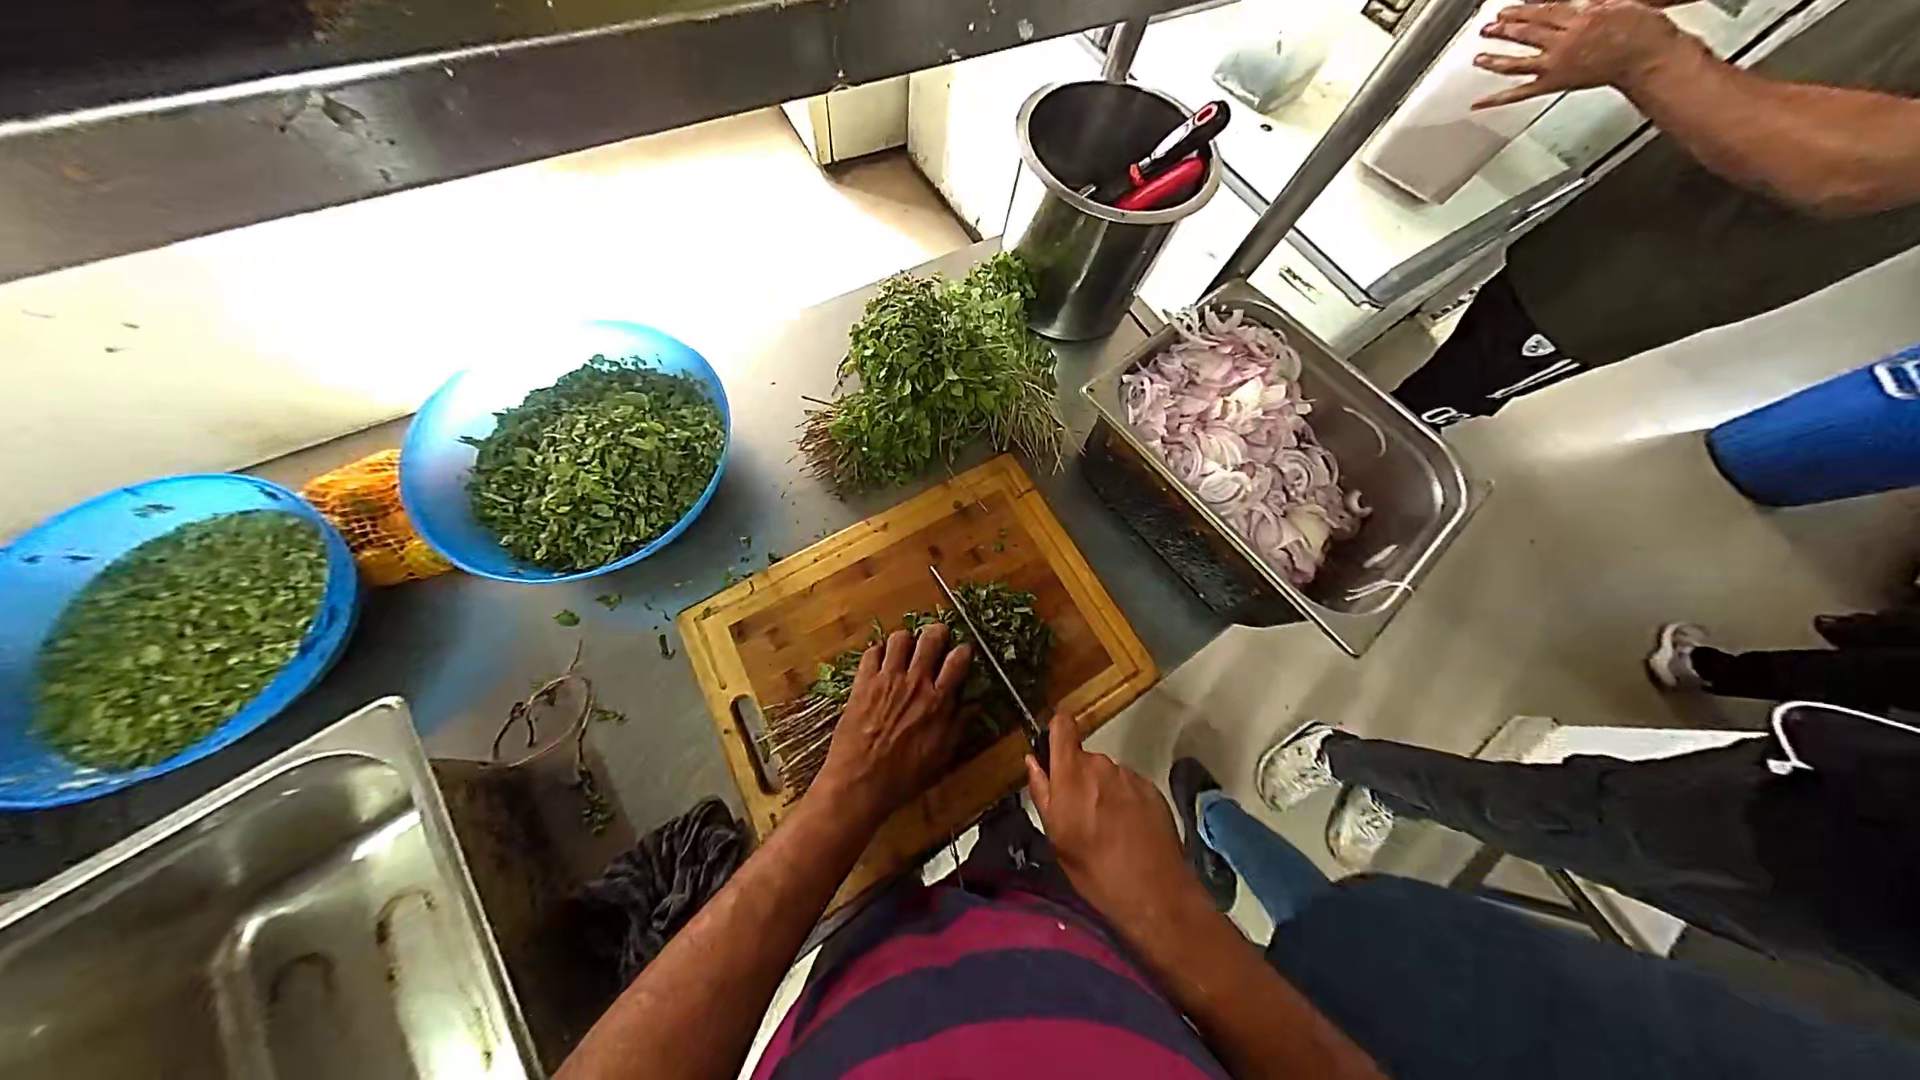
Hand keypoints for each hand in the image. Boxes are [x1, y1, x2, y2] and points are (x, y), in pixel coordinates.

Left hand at [810, 623, 971, 828]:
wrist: (859, 782)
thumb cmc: (904, 775)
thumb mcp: (941, 755)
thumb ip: (958, 725)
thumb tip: (974, 704)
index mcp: (938, 700)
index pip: (958, 659)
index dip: (964, 651)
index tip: (963, 652)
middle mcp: (914, 682)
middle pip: (931, 638)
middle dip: (937, 633)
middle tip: (937, 639)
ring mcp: (886, 679)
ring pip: (900, 638)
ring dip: (907, 641)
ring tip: (906, 651)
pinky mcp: (862, 682)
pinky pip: (871, 652)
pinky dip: (878, 652)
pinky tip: (881, 663)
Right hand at [1025, 712, 1208, 925]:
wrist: (1153, 891)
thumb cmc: (1093, 867)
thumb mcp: (1055, 834)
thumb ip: (1042, 791)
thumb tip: (1032, 761)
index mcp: (1072, 771)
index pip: (1063, 726)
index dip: (1057, 729)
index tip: (1054, 745)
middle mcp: (1102, 765)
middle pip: (1085, 758)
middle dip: (1080, 778)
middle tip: (1080, 814)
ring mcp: (1130, 776)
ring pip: (1108, 775)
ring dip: (1104, 791)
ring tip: (1108, 828)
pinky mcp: (1153, 790)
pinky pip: (1130, 787)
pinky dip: (1126, 801)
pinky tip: (1129, 831)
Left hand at [1471, 1, 1695, 109]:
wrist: (1647, 56)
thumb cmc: (1641, 29)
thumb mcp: (1619, 4)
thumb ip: (1591, 4)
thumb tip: (1574, 3)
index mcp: (1580, 18)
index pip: (1543, 13)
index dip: (1521, 12)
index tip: (1504, 12)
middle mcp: (1563, 42)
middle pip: (1527, 34)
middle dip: (1504, 30)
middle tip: (1486, 29)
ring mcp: (1554, 66)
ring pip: (1516, 63)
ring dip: (1494, 60)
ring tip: (1478, 57)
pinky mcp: (1552, 85)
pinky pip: (1518, 94)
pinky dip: (1496, 99)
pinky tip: (1478, 103)